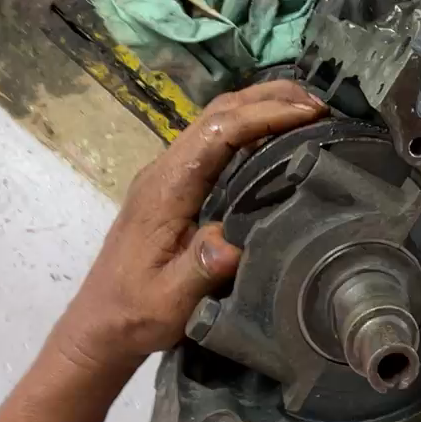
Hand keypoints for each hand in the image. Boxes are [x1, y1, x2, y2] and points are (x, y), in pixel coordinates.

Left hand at [50, 80, 326, 374]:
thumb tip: (233, 243)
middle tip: (321, 102)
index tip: (311, 114)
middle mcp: (167, 167)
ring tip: (309, 108)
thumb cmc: (136, 312)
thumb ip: (199, 269)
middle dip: (271, 97)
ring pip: (217, 116)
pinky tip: (279, 132)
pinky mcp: (179, 179)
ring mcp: (171, 170)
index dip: (266, 115)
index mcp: (167, 187)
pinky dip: (253, 121)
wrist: (100, 324)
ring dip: (262, 103)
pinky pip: (218, 135)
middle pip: (219, 110)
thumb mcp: (169, 301)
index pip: (219, 132)